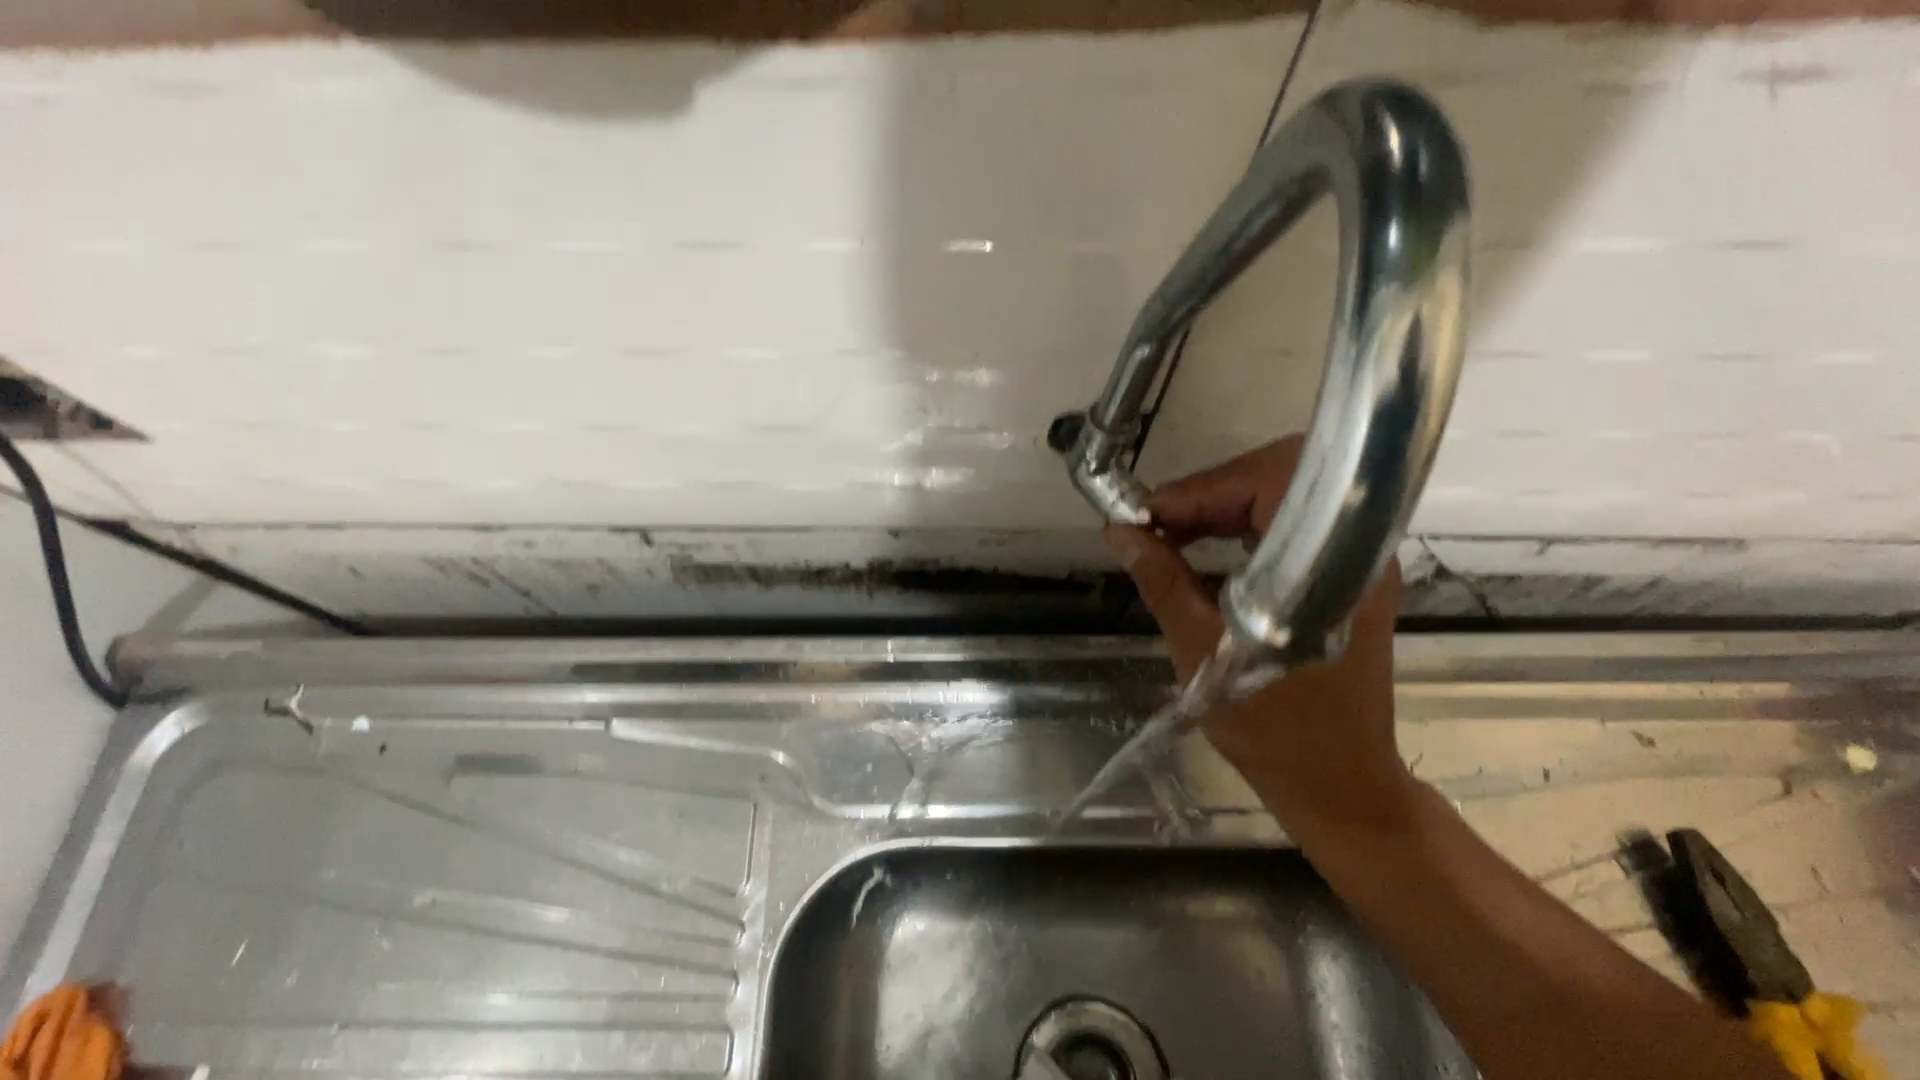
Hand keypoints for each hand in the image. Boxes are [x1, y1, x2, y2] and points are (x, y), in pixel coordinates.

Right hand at [1104, 437, 1411, 825]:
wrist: (1339, 784)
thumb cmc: (1273, 728)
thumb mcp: (1202, 652)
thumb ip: (1163, 582)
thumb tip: (1120, 533)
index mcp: (1332, 562)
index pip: (1264, 483)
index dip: (1197, 491)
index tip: (1145, 516)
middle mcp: (1361, 550)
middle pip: (1281, 479)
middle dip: (1211, 494)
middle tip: (1157, 526)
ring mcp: (1363, 564)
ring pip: (1288, 501)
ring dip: (1226, 510)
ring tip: (1172, 537)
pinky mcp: (1354, 581)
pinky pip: (1297, 530)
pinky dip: (1248, 531)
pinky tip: (1208, 552)